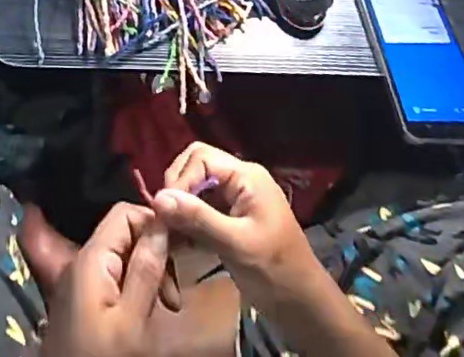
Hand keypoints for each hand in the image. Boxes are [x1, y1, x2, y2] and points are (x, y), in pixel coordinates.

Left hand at [41, 203, 171, 356]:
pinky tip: (149, 316)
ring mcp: (82, 284)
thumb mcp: (133, 322)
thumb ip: (146, 268)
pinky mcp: (85, 304)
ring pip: (124, 260)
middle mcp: (83, 262)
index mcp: (91, 258)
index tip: (180, 252)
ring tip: (168, 309)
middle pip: (126, 236)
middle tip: (174, 296)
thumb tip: (162, 220)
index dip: (154, 224)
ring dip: (150, 277)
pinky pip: (116, 281)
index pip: (125, 213)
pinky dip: (136, 292)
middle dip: (155, 256)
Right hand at [151, 142, 321, 316]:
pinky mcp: (232, 218)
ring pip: (197, 188)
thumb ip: (198, 218)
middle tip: (165, 218)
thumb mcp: (235, 244)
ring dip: (182, 207)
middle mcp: (240, 179)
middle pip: (196, 166)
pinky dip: (189, 221)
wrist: (304, 307)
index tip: (164, 209)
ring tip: (168, 232)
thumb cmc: (275, 271)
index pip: (201, 157)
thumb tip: (159, 198)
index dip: (179, 179)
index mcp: (246, 175)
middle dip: (178, 188)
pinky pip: (203, 208)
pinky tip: (179, 241)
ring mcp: (236, 198)